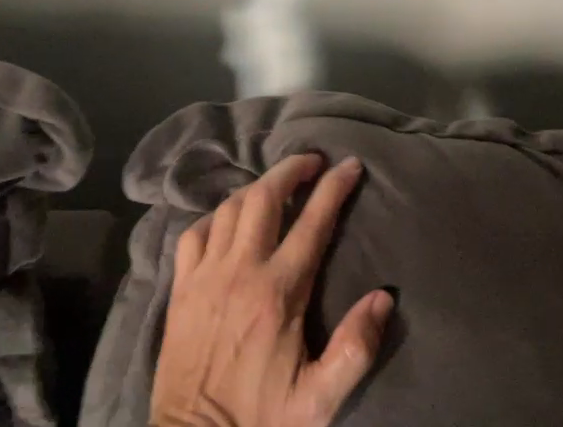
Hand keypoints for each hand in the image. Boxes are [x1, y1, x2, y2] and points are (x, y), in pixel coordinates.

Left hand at [151, 153, 394, 426]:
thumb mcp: (318, 400)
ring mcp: (204, 276)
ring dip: (256, 188)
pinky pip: (193, 232)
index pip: (313, 222)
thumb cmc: (260, 418)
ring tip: (276, 185)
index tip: (350, 165)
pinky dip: (214, 216)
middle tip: (312, 161)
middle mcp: (240, 271)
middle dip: (291, 169)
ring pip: (229, 208)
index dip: (334, 187)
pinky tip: (227, 220)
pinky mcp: (179, 288)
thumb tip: (383, 297)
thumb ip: (354, 348)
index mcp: (278, 292)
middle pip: (264, 197)